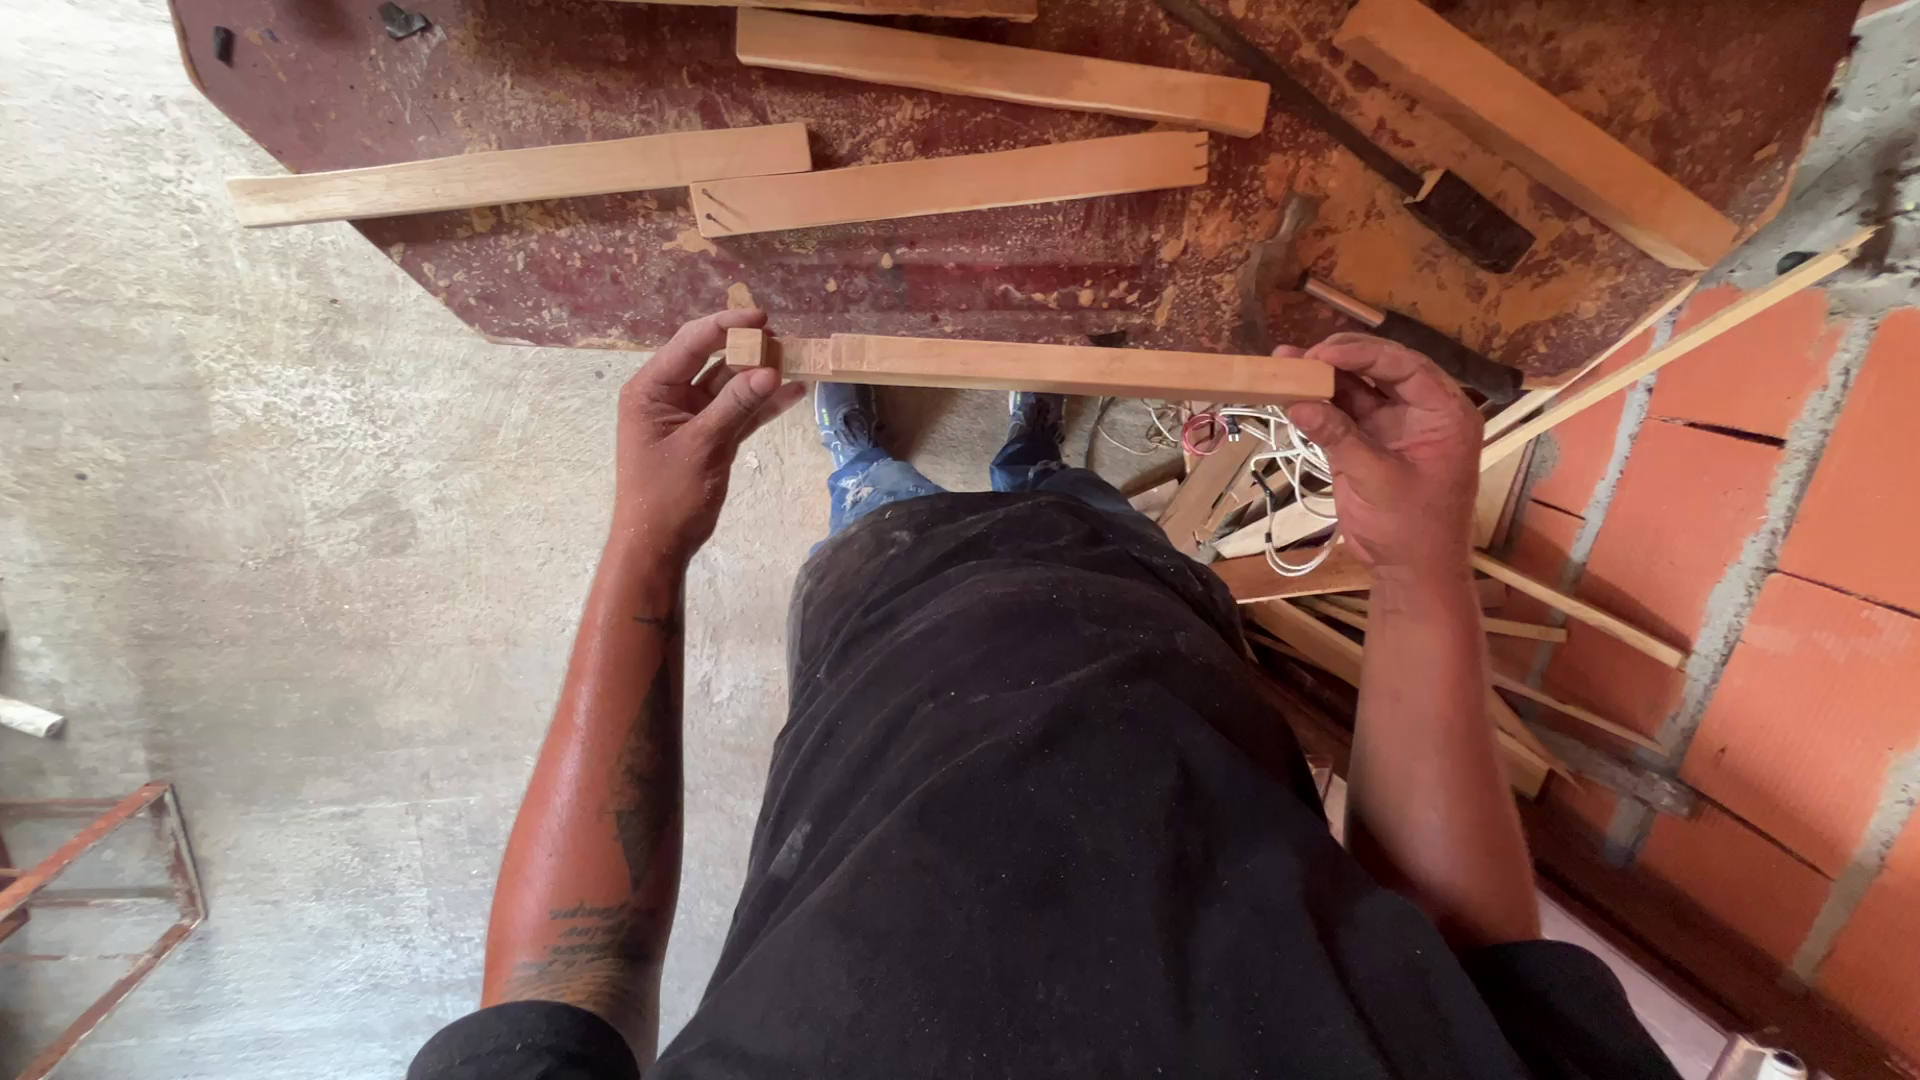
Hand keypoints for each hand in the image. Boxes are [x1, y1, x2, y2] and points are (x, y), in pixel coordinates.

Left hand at [612, 309, 807, 563]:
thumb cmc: (667, 493)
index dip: (726, 326)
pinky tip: (793, 394)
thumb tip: (771, 370)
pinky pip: (739, 414)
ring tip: (797, 363)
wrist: (659, 544)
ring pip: (731, 388)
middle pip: (713, 361)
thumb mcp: (702, 444)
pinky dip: (762, 406)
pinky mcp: (711, 438)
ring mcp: (692, 418)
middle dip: (748, 351)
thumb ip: (736, 405)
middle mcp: (670, 396)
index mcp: (651, 389)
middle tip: (785, 342)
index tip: (762, 318)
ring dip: (761, 378)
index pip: (691, 343)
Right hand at [1280, 333, 1483, 581]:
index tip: (1322, 352)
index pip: (1405, 367)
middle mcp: (1419, 412)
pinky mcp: (1365, 445)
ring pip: (1355, 391)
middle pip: (1379, 371)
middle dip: (1340, 360)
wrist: (1410, 570)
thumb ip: (1338, 437)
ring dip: (1322, 380)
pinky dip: (1316, 407)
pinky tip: (1290, 395)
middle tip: (1302, 355)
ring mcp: (1390, 428)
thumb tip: (1298, 403)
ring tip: (1286, 364)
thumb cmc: (1411, 527)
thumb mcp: (1376, 479)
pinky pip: (1339, 417)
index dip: (1363, 354)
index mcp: (1443, 413)